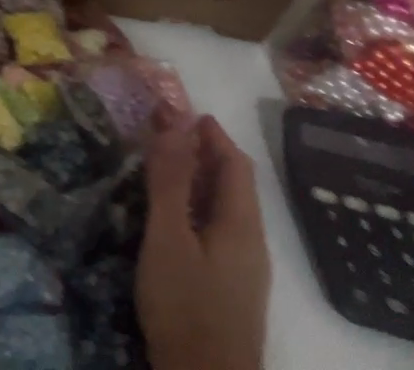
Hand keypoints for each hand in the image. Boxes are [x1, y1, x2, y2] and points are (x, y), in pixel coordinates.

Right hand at [137, 115, 270, 369]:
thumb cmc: (184, 304)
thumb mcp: (168, 237)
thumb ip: (169, 181)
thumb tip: (174, 122)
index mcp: (241, 225)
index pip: (235, 164)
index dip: (211, 133)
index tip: (182, 109)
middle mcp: (251, 241)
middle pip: (233, 185)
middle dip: (204, 152)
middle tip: (165, 131)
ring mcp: (243, 267)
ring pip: (225, 208)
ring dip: (199, 178)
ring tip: (162, 165)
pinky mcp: (230, 286)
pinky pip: (217, 229)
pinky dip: (196, 205)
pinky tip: (172, 216)